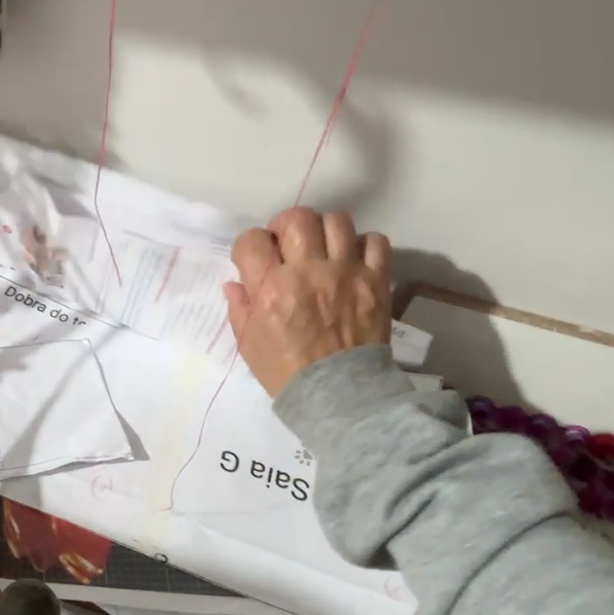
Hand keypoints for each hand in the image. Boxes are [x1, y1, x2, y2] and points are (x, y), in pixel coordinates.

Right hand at [223, 207, 392, 396]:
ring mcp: (346, 273)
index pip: (253, 240)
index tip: (255, 260)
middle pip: (297, 218)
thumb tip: (236, 283)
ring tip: (322, 250)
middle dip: (286, 226)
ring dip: (324, 231)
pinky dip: (363, 245)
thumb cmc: (285, 371)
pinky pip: (375, 241)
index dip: (250, 246)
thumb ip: (240, 308)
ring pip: (337, 221)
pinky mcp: (377, 281)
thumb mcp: (248, 343)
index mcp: (271, 289)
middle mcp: (308, 272)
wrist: (338, 396)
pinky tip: (352, 261)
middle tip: (287, 245)